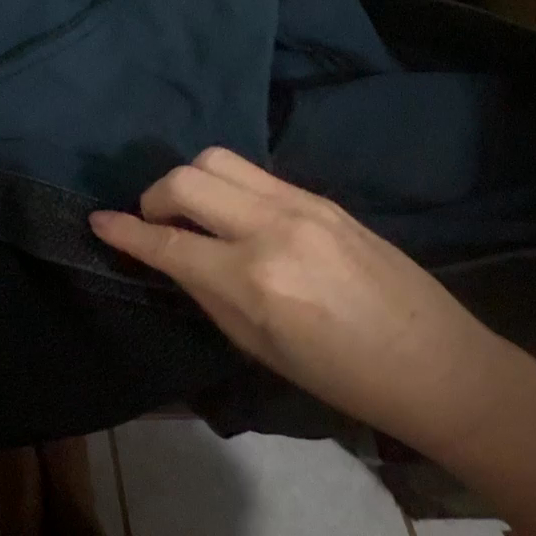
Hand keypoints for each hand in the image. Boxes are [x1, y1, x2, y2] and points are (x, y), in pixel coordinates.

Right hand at [89, 147, 529, 454]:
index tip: (97, 220)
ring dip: (189, 180)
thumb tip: (170, 255)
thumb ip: (207, 292)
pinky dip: (226, 185)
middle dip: (153, 196)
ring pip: (216, 159)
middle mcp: (272, 229)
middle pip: (186, 179)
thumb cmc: (342, 376)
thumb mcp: (258, 347)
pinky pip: (254, 173)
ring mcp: (301, 205)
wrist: (438, 365)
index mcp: (254, 281)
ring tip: (193, 211)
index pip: (168, 242)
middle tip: (155, 222)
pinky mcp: (322, 197)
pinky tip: (234, 213)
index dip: (124, 230)